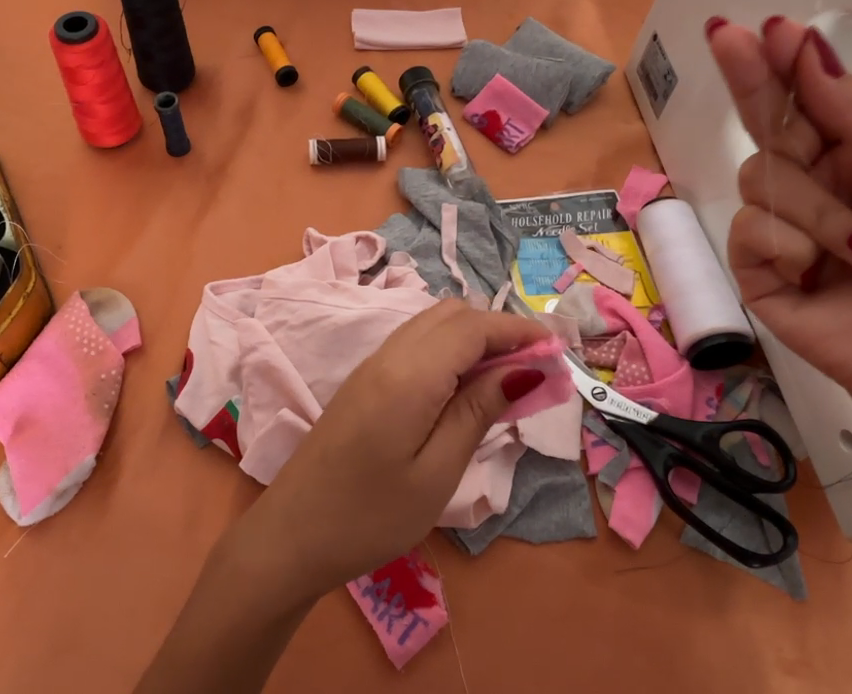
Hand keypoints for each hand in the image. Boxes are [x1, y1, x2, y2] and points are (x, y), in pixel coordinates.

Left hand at [223, 300, 548, 602]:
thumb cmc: (371, 515)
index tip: (560, 349)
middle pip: (451, 316)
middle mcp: (388, 355)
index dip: (519, 330)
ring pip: (431, 326)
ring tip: (508, 380)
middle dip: (499, 330)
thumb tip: (522, 369)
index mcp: (409, 373)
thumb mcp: (437, 472)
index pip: (473, 326)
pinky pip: (414, 346)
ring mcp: (370, 367)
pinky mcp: (362, 384)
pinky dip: (448, 352)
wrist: (291, 536)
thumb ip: (478, 412)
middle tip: (537, 369)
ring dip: (473, 339)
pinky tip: (464, 389)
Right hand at [705, 16, 851, 429]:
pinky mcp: (757, 270)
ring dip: (814, 209)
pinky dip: (787, 246)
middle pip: (766, 120)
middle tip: (723, 36)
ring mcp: (783, 226)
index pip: (813, 97)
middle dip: (750, 78)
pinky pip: (750, 230)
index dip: (787, 62)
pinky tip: (816, 272)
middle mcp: (817, 182)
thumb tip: (808, 53)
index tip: (766, 28)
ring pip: (761, 178)